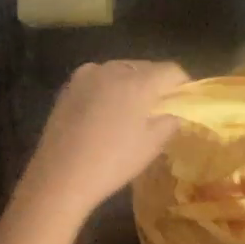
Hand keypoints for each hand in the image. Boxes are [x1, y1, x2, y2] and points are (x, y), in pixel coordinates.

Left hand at [22, 59, 188, 214]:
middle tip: (158, 108)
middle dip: (155, 83)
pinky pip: (98, 80)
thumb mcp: (152, 145)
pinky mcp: (69, 86)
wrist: (60, 176)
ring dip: (131, 85)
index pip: (171, 70)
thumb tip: (175, 110)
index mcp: (138, 81)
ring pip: (120, 71)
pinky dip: (108, 90)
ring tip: (130, 111)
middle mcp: (113, 69)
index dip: (182, 85)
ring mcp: (87, 75)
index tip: (184, 102)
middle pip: (145, 67)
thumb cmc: (113, 162)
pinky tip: (104, 114)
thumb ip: (171, 120)